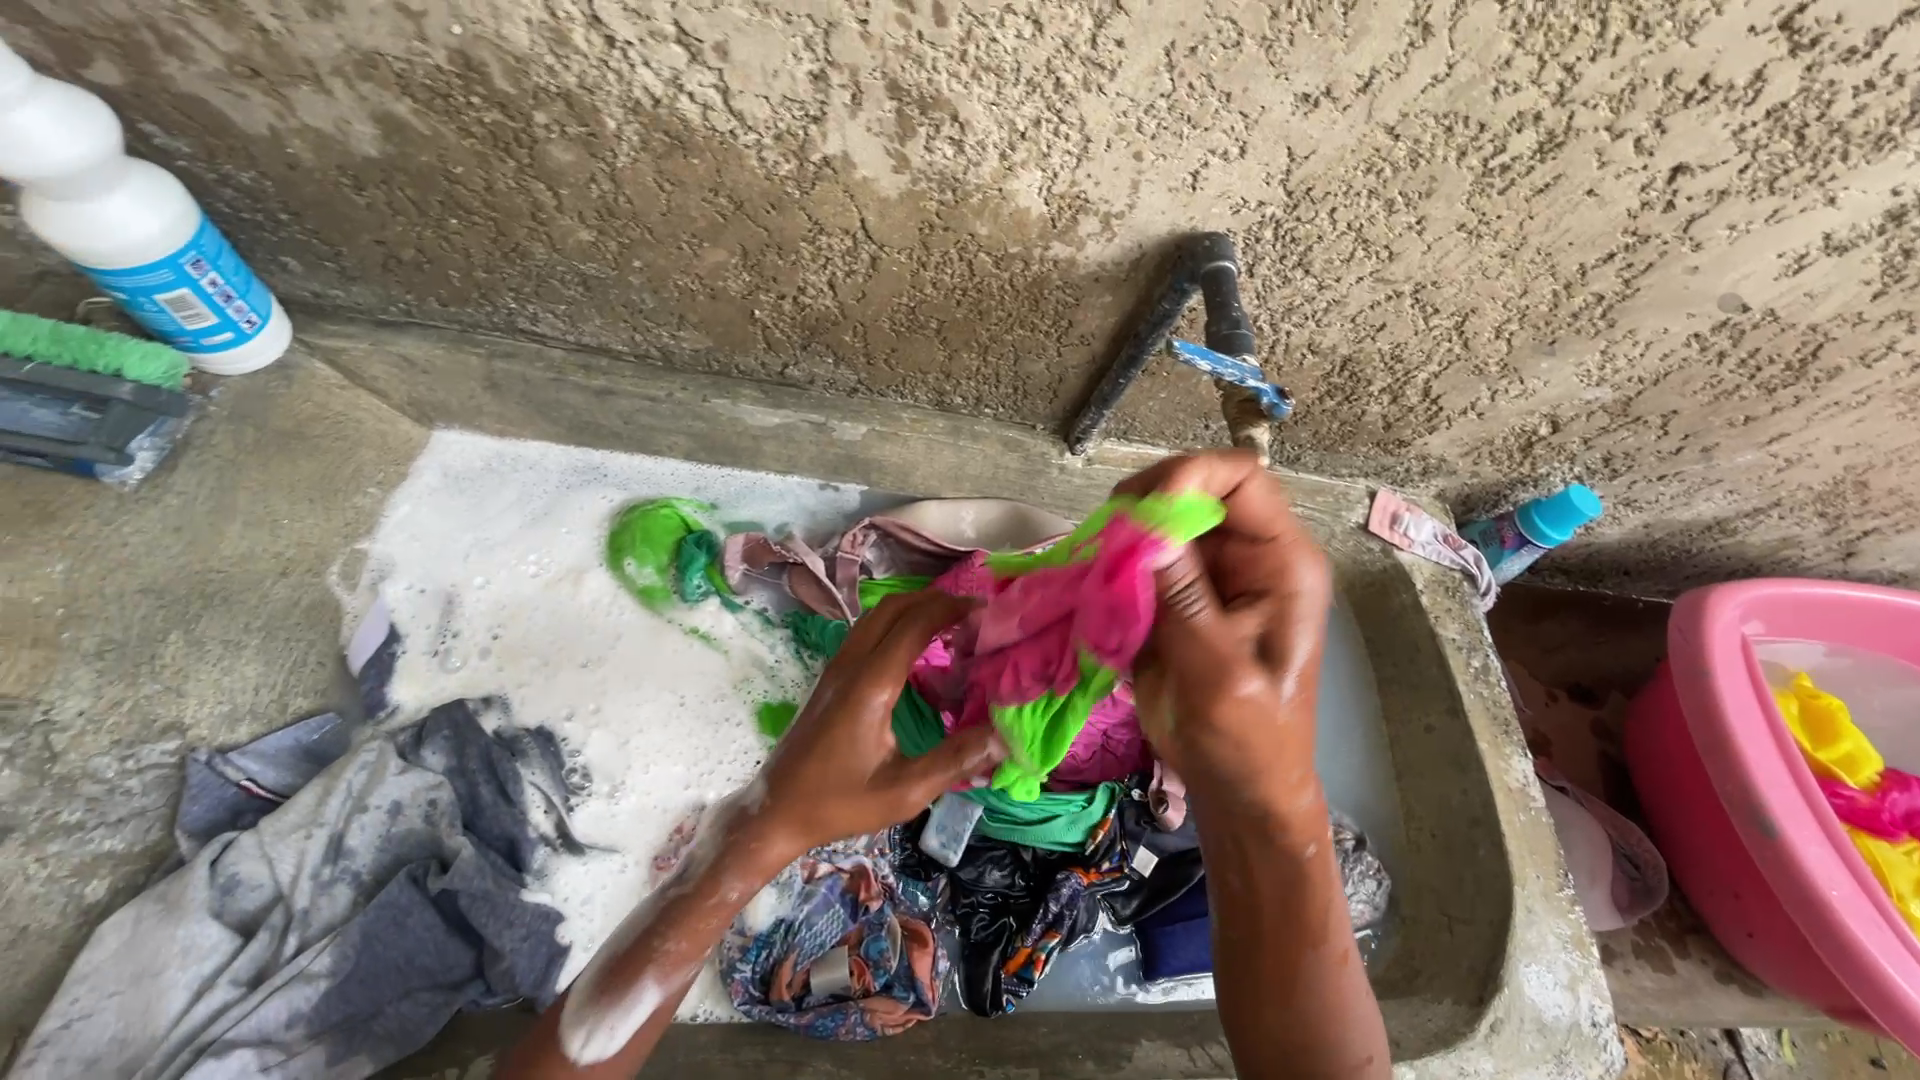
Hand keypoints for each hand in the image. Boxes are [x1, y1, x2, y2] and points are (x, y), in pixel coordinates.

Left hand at [749, 591, 1005, 858]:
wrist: (777, 810)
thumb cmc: (841, 802)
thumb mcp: (905, 792)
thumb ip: (956, 760)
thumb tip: (1004, 736)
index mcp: (871, 685)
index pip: (914, 624)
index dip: (951, 610)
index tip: (986, 611)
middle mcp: (851, 665)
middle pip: (894, 607)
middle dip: (936, 601)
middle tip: (973, 613)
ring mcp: (837, 667)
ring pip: (877, 616)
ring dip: (915, 609)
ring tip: (951, 624)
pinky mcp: (832, 677)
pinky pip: (867, 632)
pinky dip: (897, 625)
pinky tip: (918, 649)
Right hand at [1116, 450, 1333, 820]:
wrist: (1238, 786)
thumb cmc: (1248, 739)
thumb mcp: (1220, 674)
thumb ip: (1185, 600)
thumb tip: (1149, 526)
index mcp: (1281, 563)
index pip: (1242, 478)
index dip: (1188, 476)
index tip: (1136, 509)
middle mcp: (1249, 555)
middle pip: (1196, 489)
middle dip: (1146, 502)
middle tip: (1104, 535)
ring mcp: (1212, 574)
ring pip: (1162, 520)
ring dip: (1124, 533)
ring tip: (1095, 562)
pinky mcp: (1180, 596)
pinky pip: (1144, 557)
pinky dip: (1115, 563)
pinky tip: (1096, 583)